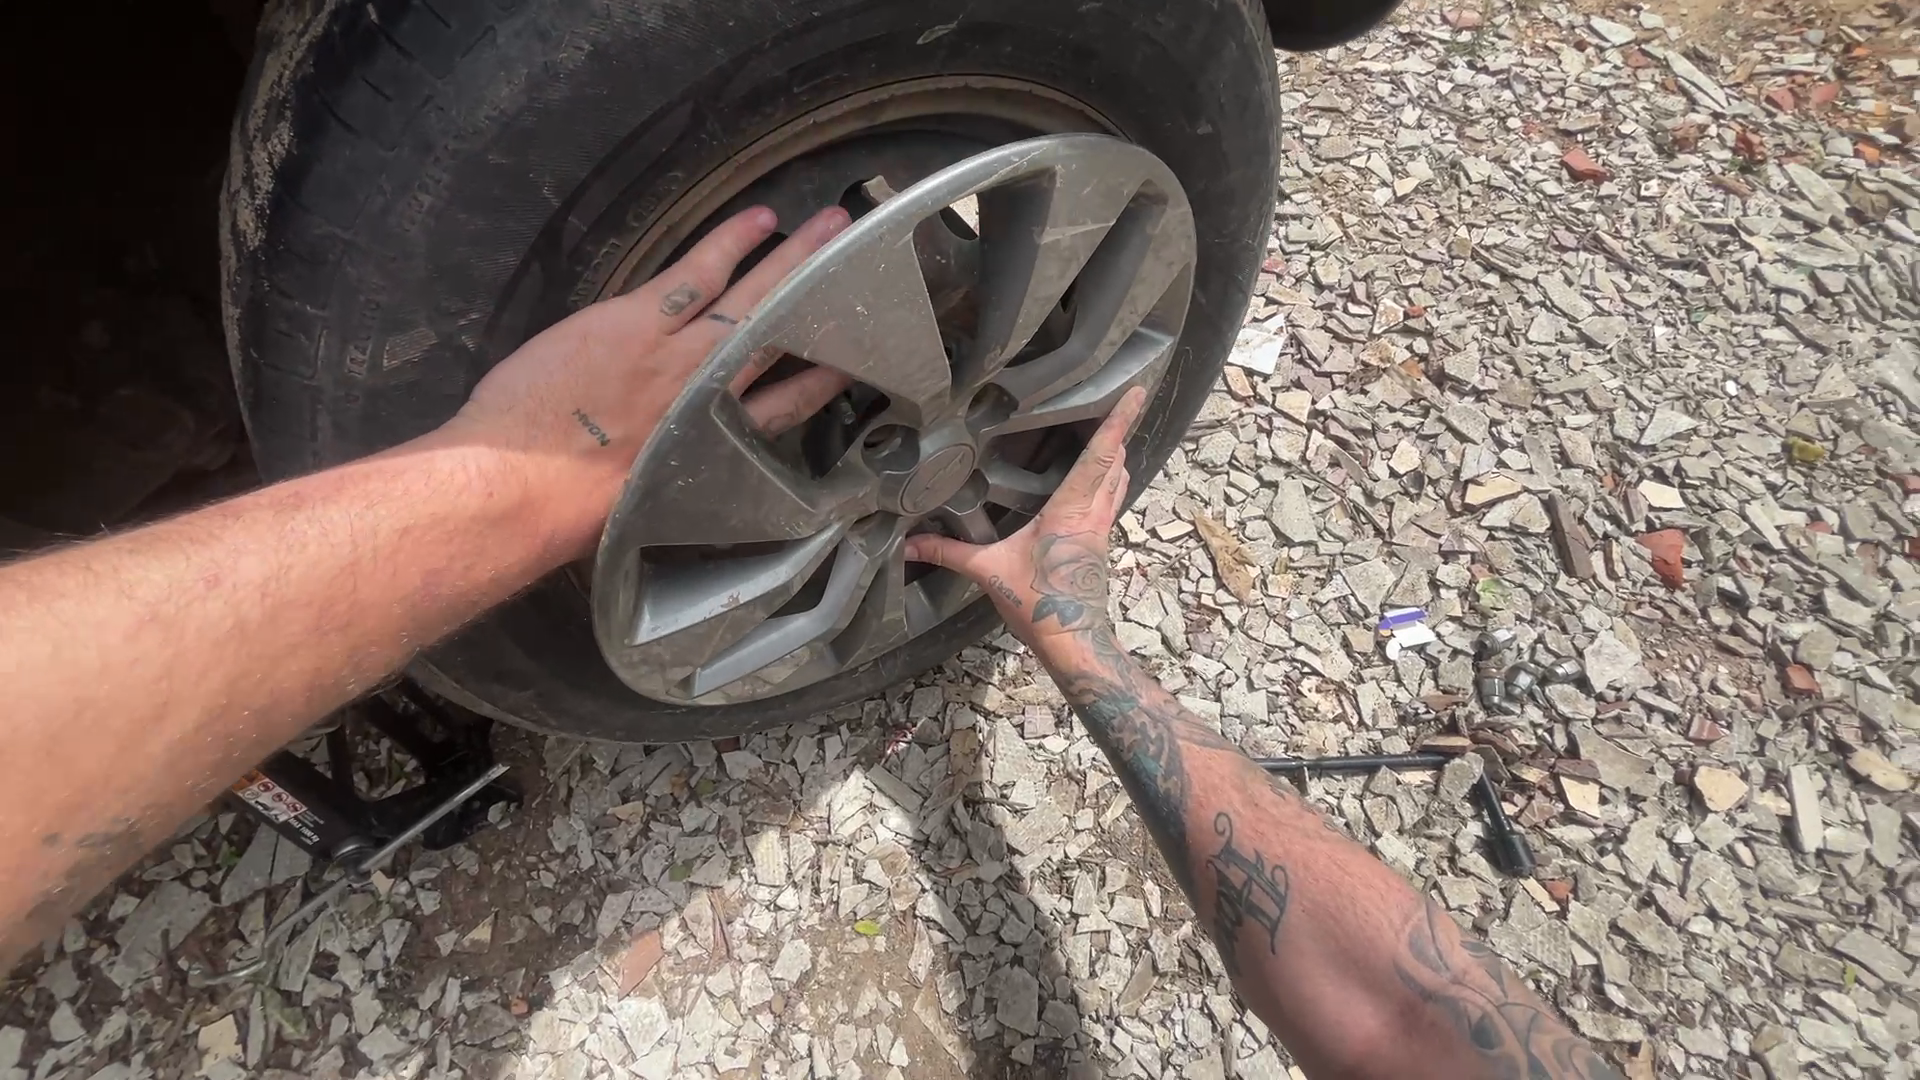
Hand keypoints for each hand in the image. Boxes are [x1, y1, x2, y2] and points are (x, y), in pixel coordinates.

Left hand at [441, 205, 852, 554]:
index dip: (823, 380)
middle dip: (823, 301)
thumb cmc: (582, 509)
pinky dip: (730, 243)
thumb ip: (685, 461)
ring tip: (829, 224)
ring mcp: (681, 352)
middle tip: (860, 266)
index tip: (850, 363)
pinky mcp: (638, 322)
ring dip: (793, 258)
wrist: (523, 488)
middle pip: (782, 337)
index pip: (787, 404)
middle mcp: (715, 391)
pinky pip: (696, 273)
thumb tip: (692, 449)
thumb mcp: (655, 495)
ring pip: (752, 296)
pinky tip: (760, 219)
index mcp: (719, 436)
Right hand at [904, 386, 1145, 658]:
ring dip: (1117, 456)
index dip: (1117, 422)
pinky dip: (1111, 482)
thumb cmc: (1038, 604)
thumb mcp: (989, 573)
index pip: (1098, 456)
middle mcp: (1092, 514)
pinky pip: (1112, 502)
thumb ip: (949, 553)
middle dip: (1119, 431)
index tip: (1135, 393)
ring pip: (1118, 482)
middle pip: (1115, 462)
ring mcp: (1101, 530)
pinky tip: (1101, 482)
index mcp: (1069, 510)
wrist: (1074, 641)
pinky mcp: (1100, 546)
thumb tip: (908, 545)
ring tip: (1112, 434)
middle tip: (1120, 402)